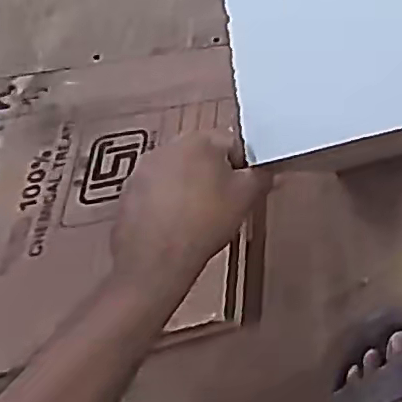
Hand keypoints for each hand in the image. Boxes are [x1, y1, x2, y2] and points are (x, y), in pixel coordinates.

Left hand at [112, 130, 269, 278]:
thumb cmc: (206, 221)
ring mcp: (143, 169)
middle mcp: (168, 146)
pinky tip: (176, 224)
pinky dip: (168, 201)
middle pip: (203, 155)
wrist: (156, 261)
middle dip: (216, 174)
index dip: (245, 166)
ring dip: (191, 186)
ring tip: (200, 216)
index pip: (233, 143)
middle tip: (226, 202)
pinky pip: (157, 190)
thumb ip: (263, 176)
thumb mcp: (246, 197)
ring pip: (179, 172)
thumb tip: (273, 169)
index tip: (246, 189)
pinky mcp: (127, 192)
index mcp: (199, 139)